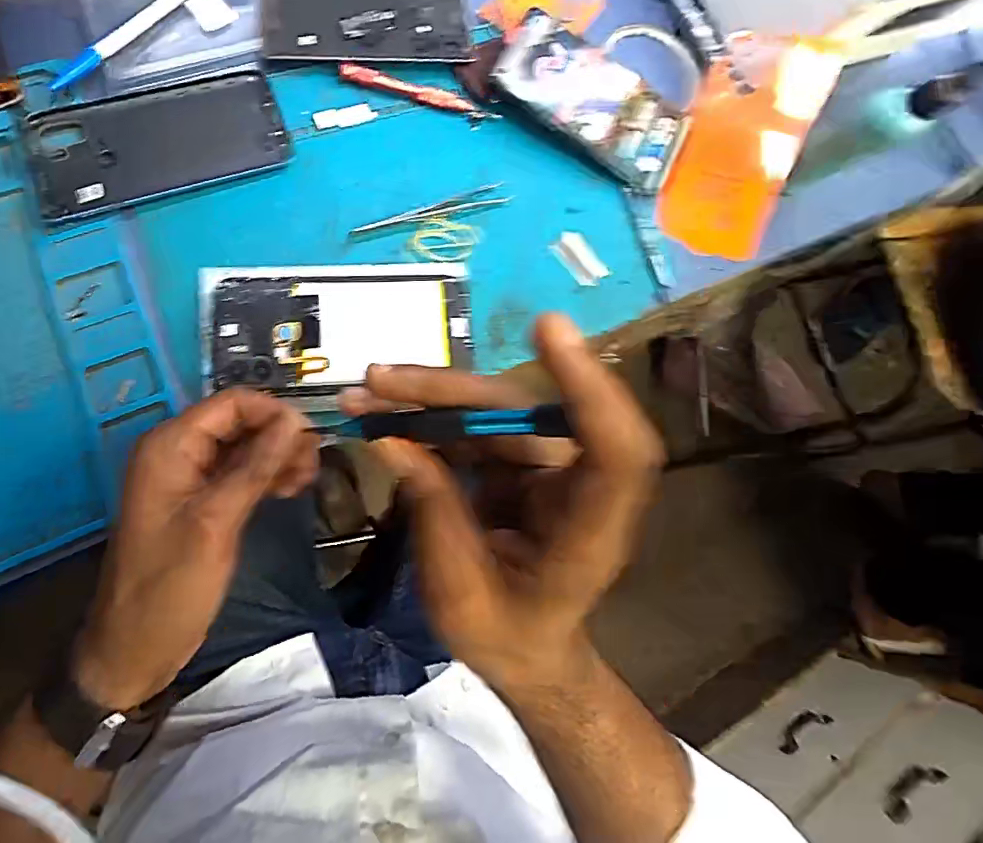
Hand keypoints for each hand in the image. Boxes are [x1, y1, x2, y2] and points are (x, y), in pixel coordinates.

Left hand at [72, 389, 318, 709]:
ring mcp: (186, 477)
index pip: (230, 404)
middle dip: (278, 435)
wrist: (133, 649)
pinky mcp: (197, 501)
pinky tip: (291, 488)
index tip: (312, 435)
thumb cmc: (169, 587)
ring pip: (241, 447)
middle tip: (315, 461)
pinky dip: (263, 476)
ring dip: (275, 456)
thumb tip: (296, 422)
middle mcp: (175, 451)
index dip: (273, 412)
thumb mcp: (217, 523)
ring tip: (308, 477)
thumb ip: (256, 467)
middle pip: (237, 423)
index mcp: (169, 446)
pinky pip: (235, 473)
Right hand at [339, 313, 663, 693]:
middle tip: (379, 378)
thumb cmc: (506, 636)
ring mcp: (546, 466)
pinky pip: (471, 426)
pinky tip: (384, 410)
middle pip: (522, 416)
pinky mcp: (517, 459)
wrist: (524, 652)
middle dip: (448, 391)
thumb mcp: (456, 591)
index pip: (615, 451)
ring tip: (367, 391)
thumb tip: (389, 437)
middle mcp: (577, 482)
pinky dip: (426, 417)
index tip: (547, 330)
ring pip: (490, 412)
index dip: (589, 388)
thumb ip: (432, 510)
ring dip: (426, 398)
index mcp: (591, 531)